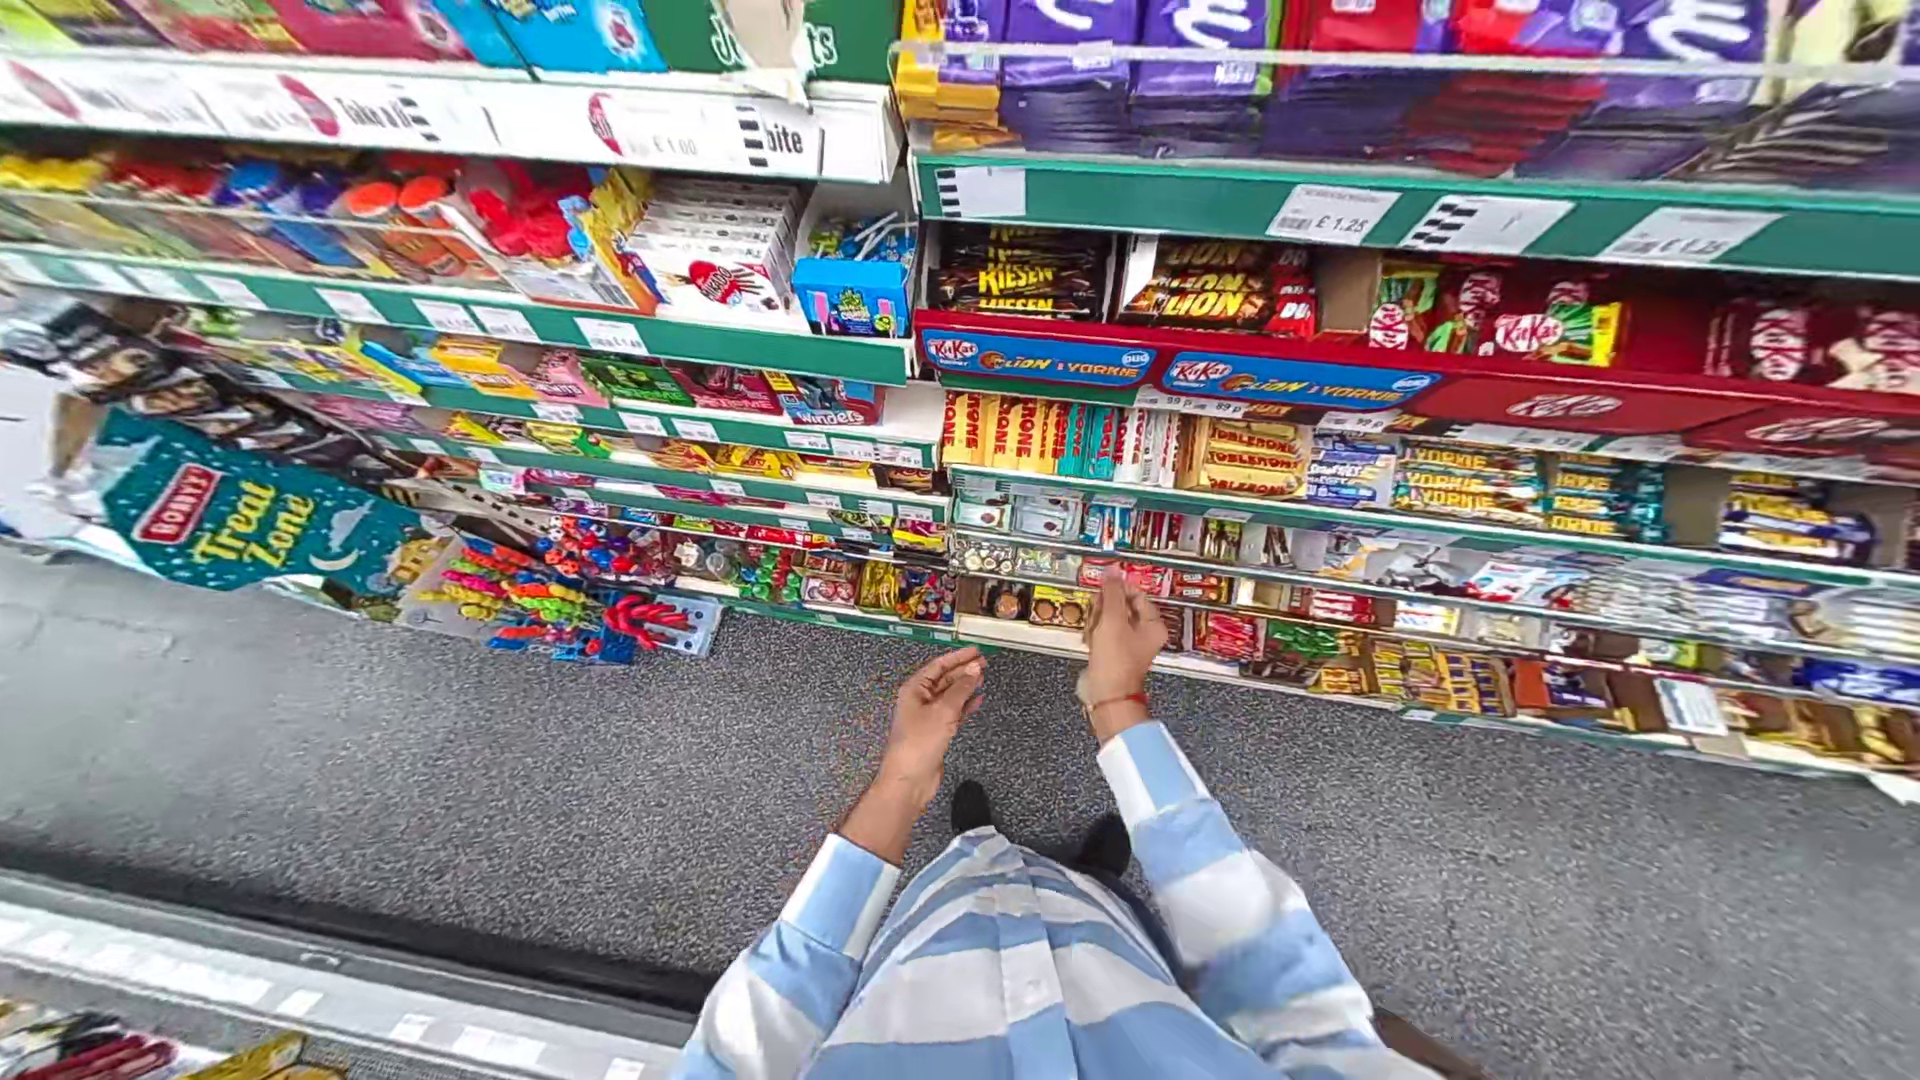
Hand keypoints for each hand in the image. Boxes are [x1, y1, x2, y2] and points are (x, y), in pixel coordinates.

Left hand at [878, 647, 985, 806]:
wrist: (910, 779)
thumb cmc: (920, 741)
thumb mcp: (943, 710)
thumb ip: (961, 688)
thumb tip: (975, 667)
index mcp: (914, 688)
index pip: (938, 665)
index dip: (958, 657)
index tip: (976, 651)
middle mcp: (920, 699)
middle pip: (945, 679)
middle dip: (964, 670)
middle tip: (984, 663)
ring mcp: (928, 716)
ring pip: (950, 695)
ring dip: (966, 687)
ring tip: (983, 678)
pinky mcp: (937, 731)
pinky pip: (953, 712)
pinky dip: (966, 705)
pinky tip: (978, 700)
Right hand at [1083, 575, 1165, 738]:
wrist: (1105, 693)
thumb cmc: (1116, 661)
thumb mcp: (1113, 619)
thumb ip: (1112, 592)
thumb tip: (1113, 572)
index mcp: (1153, 624)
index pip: (1136, 594)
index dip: (1118, 589)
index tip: (1104, 589)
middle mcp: (1143, 633)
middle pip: (1121, 605)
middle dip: (1104, 609)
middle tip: (1098, 616)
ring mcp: (1127, 643)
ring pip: (1108, 618)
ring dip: (1097, 621)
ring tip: (1094, 633)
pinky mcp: (1112, 651)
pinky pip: (1101, 632)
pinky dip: (1094, 633)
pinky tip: (1091, 641)